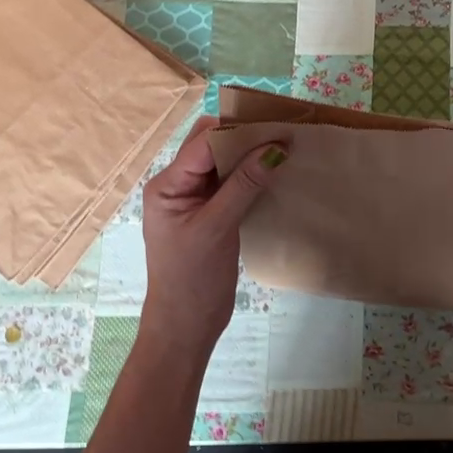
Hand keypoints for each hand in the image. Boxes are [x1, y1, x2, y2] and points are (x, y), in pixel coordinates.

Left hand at [139, 117, 285, 354]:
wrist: (185, 326)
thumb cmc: (192, 279)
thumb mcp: (218, 228)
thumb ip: (245, 184)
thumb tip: (276, 148)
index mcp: (168, 184)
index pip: (204, 142)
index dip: (239, 130)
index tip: (277, 126)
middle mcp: (178, 184)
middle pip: (212, 144)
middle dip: (245, 136)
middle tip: (284, 133)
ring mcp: (195, 198)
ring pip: (224, 161)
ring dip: (250, 153)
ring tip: (285, 147)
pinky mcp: (212, 212)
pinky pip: (231, 181)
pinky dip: (251, 173)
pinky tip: (275, 172)